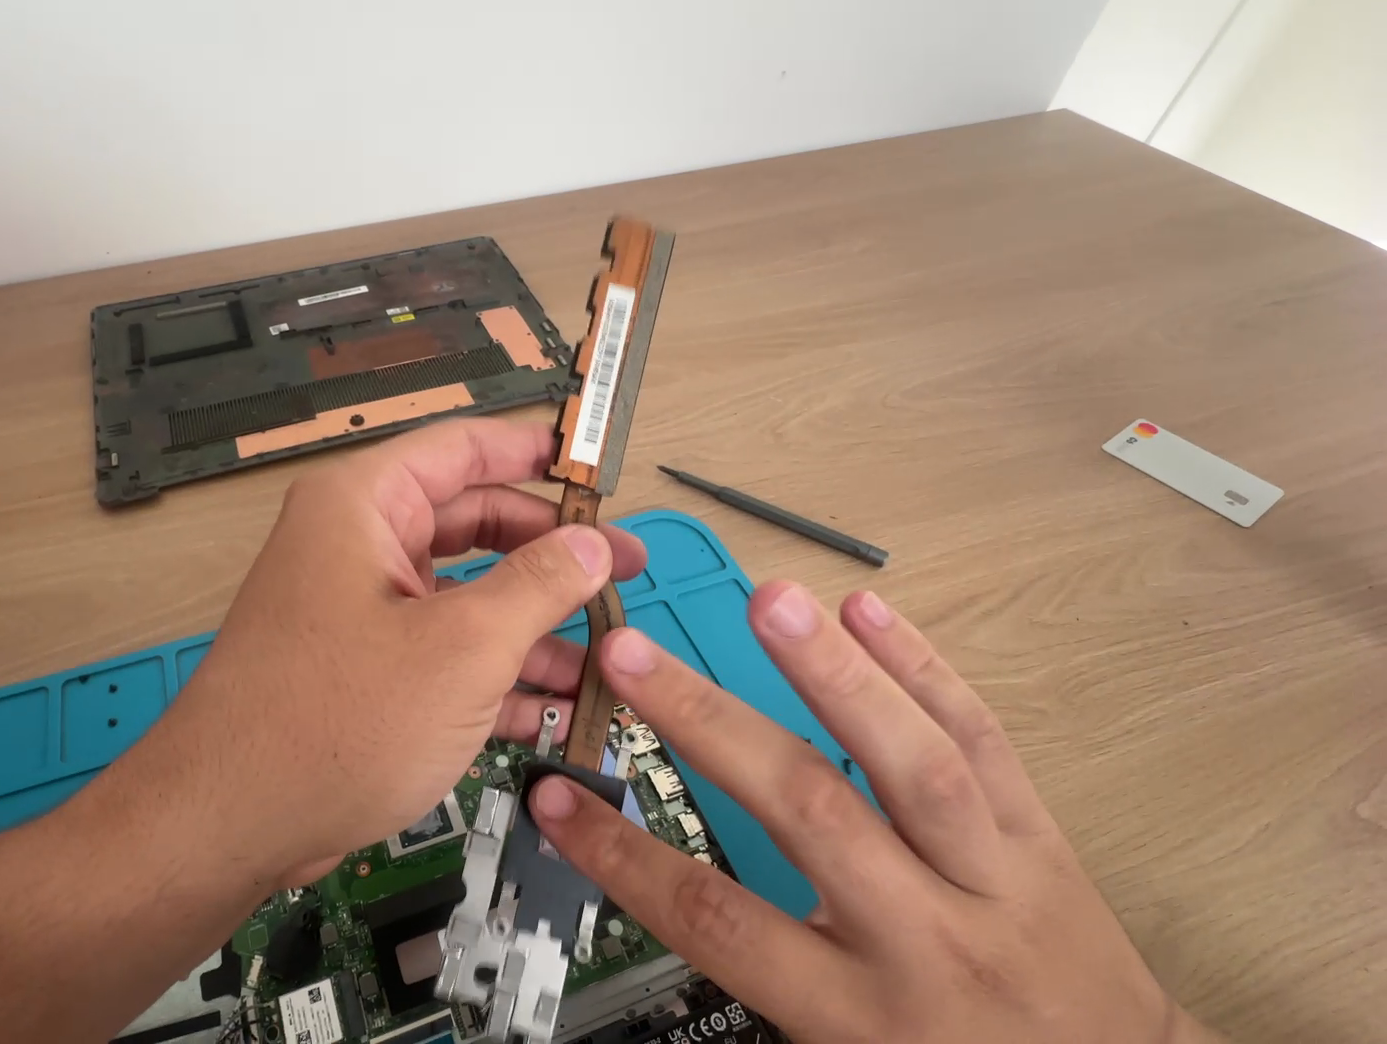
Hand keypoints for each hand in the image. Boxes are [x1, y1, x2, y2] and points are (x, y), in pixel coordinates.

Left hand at [134, 418, 644, 884]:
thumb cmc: (342, 719)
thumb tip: (594, 543)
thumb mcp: (461, 648)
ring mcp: (362, 607)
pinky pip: (443, 647)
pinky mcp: (366, 666)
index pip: (463, 448)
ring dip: (533, 625)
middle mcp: (360, 543)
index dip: (536, 453)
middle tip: (624, 576)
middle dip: (551, 554)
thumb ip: (537, 585)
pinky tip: (553, 706)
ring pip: (465, 593)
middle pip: (474, 523)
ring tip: (603, 657)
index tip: (599, 471)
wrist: (231, 825)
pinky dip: (496, 670)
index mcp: (365, 505)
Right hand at [529, 582, 1217, 1043]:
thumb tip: (653, 896)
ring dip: (834, 670)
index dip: (625, 857)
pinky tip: (868, 607)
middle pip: (809, 811)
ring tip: (769, 596)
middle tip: (628, 651)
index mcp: (866, 1016)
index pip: (719, 922)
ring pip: (914, 762)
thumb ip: (763, 986)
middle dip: (707, 723)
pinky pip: (984, 741)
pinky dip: (926, 668)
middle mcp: (932, 938)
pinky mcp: (1045, 834)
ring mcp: (999, 877)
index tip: (552, 794)